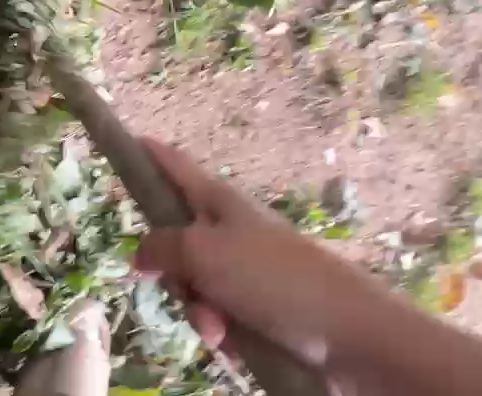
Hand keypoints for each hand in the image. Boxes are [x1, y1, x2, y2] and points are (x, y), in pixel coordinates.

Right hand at [131, 138, 392, 368]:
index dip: (148, 151)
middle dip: (170, 267)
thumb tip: (141, 254)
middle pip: (176, 236)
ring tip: (215, 328)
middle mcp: (229, 227)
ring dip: (196, 306)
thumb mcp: (200, 252)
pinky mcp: (264, 305)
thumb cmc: (271, 276)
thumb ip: (159, 246)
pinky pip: (221, 310)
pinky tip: (231, 342)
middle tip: (178, 286)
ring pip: (195, 280)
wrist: (354, 335)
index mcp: (216, 199)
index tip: (127, 140)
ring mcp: (247, 267)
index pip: (173, 163)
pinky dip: (221, 326)